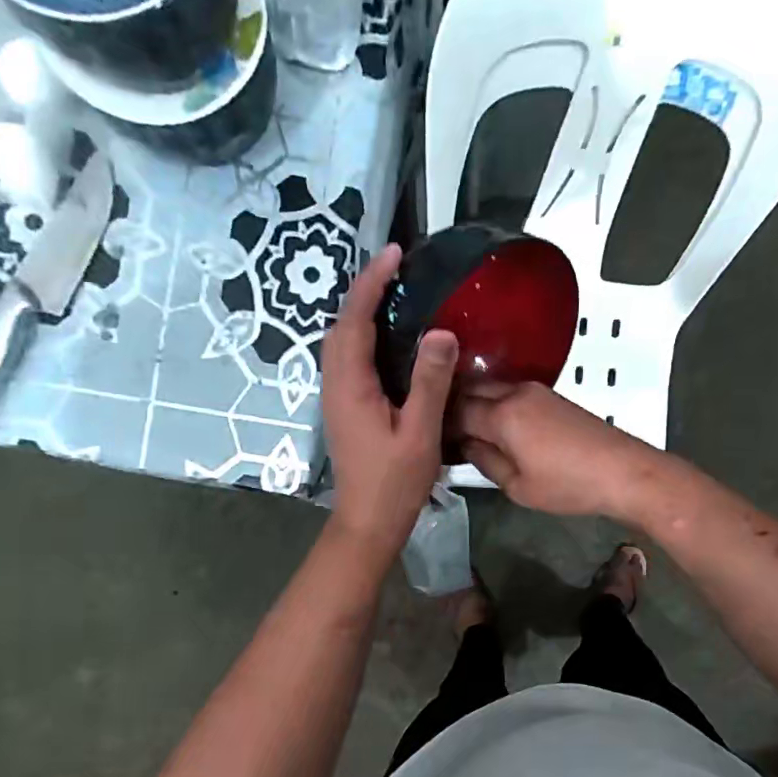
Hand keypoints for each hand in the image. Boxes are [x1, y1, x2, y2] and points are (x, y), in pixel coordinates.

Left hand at [321, 244, 458, 548]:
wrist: (368, 522)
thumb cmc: (394, 482)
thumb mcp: (420, 433)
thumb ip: (429, 382)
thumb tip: (441, 332)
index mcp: (351, 386)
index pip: (355, 320)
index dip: (372, 283)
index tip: (395, 254)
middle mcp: (335, 385)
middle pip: (340, 326)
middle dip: (364, 292)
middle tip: (397, 270)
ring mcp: (336, 398)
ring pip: (341, 343)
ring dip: (362, 313)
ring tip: (395, 295)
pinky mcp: (344, 409)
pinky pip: (349, 360)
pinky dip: (364, 337)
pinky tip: (391, 341)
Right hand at [451, 380, 669, 520]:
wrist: (622, 471)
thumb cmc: (568, 485)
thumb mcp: (518, 486)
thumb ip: (485, 462)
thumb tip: (466, 446)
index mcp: (502, 415)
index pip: (456, 409)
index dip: (438, 422)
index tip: (426, 436)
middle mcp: (515, 392)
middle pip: (471, 389)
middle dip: (451, 404)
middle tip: (437, 427)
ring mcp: (536, 390)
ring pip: (491, 387)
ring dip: (473, 400)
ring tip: (460, 424)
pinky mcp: (551, 396)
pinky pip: (510, 392)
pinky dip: (494, 402)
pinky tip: (491, 422)